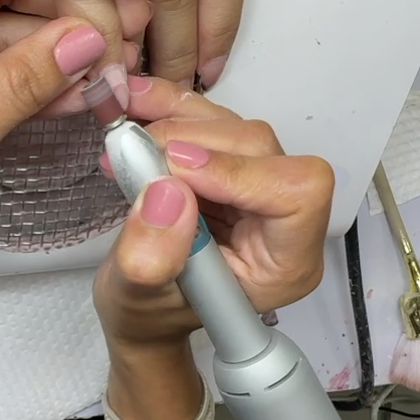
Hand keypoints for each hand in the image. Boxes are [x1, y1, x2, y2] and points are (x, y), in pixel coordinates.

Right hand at [93, 82, 332, 352]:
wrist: (139, 309)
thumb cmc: (144, 315)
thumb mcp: (133, 299)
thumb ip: (150, 258)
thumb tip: (166, 192)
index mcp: (283, 262)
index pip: (296, 193)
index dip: (237, 171)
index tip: (170, 170)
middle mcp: (283, 219)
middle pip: (261, 150)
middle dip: (192, 142)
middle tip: (131, 151)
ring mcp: (258, 188)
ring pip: (234, 128)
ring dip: (177, 120)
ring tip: (124, 128)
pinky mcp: (231, 167)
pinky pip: (212, 122)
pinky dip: (172, 110)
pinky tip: (136, 104)